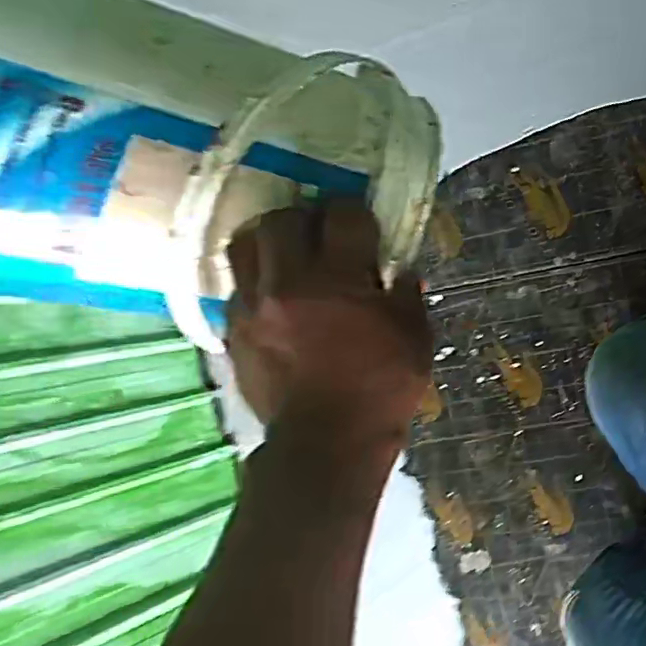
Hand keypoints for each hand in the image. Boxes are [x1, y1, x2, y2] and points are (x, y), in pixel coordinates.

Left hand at [224, 199, 431, 443]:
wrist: (329, 434)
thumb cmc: (384, 384)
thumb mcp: (414, 336)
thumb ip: (405, 297)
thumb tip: (399, 273)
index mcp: (340, 282)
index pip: (344, 218)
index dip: (358, 212)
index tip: (367, 220)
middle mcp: (288, 282)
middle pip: (285, 220)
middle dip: (310, 217)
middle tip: (328, 232)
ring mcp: (252, 303)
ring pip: (247, 243)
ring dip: (273, 238)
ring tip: (294, 252)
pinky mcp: (231, 325)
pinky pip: (238, 281)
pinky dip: (260, 275)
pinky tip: (282, 292)